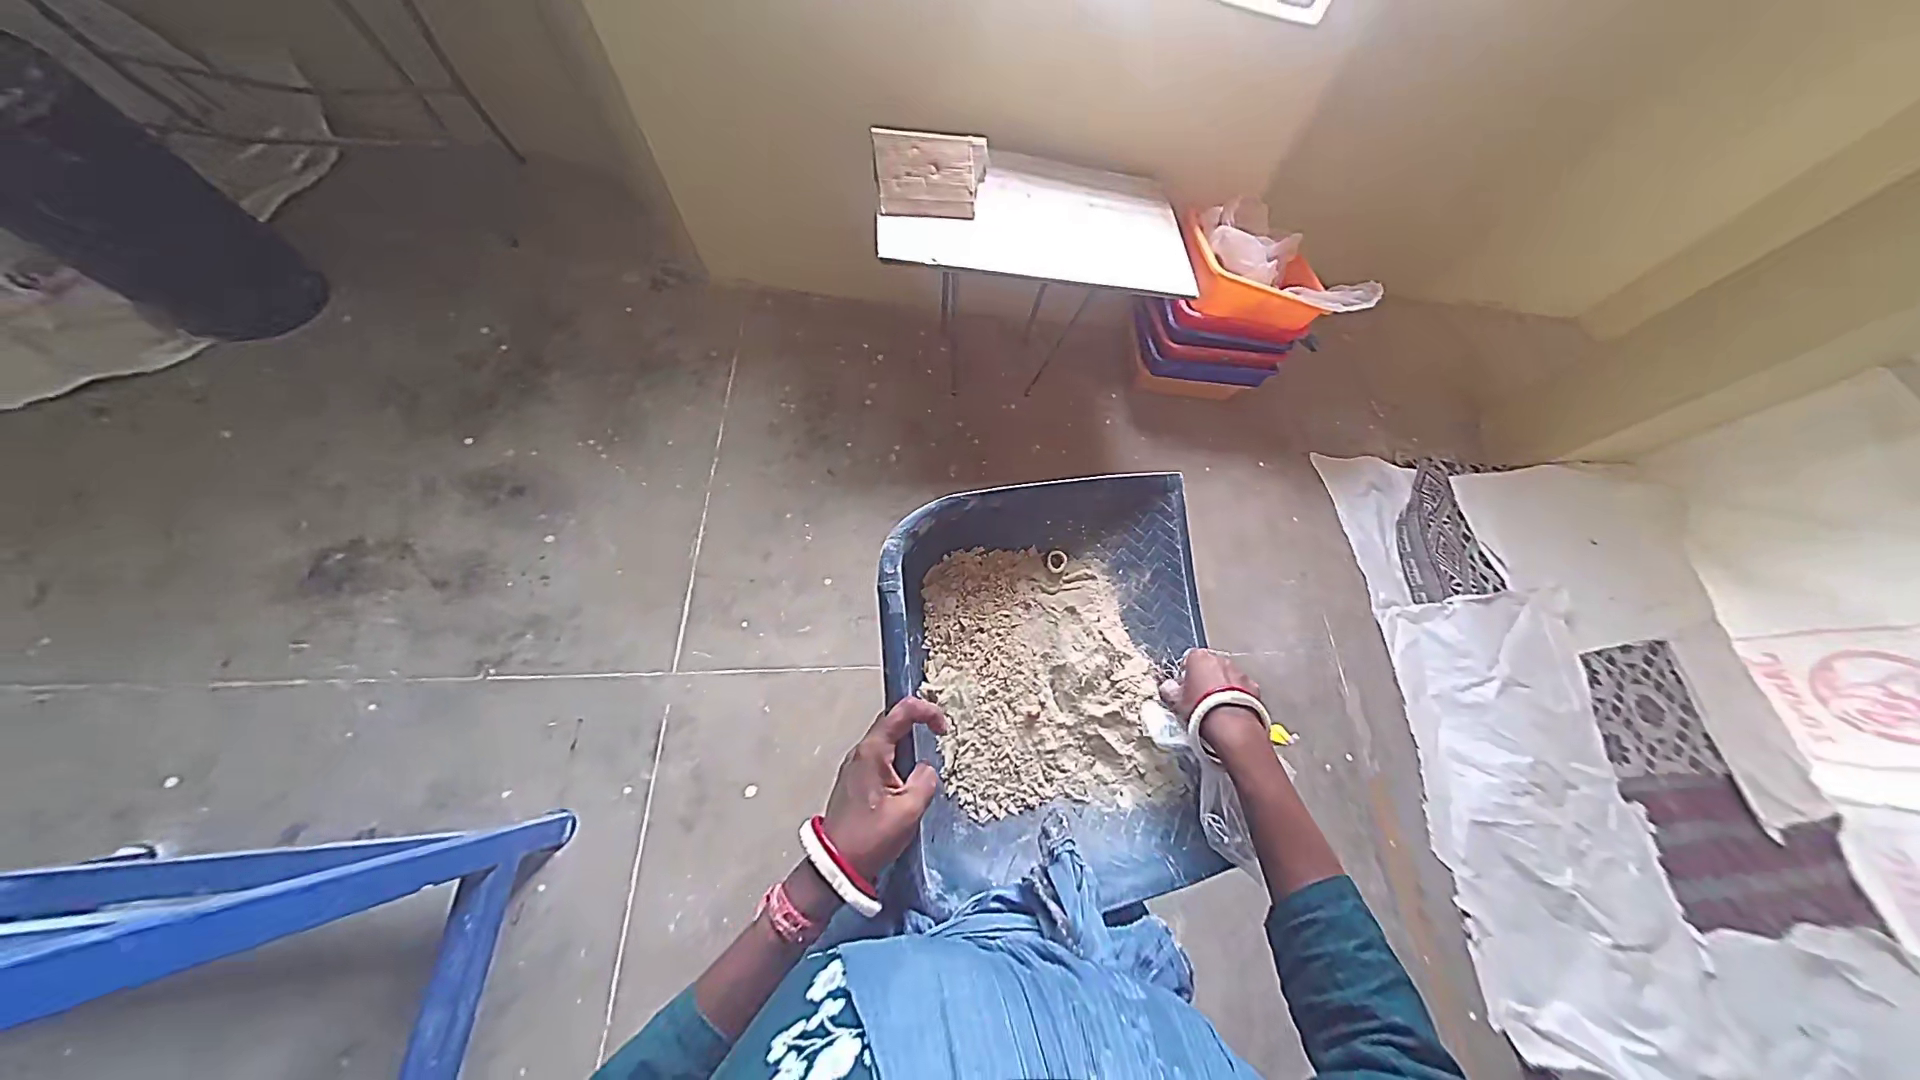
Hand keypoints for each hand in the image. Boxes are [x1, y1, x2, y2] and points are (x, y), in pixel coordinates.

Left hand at [820, 697, 947, 881]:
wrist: (836, 864)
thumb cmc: (871, 836)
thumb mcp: (908, 811)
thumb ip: (925, 781)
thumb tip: (925, 768)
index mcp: (872, 751)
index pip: (901, 712)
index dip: (927, 711)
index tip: (943, 729)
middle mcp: (861, 751)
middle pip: (892, 721)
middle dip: (918, 721)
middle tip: (940, 735)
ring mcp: (855, 764)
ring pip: (886, 739)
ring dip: (909, 741)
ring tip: (928, 755)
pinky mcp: (855, 779)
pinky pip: (881, 756)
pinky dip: (899, 756)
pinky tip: (910, 774)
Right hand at [1169, 648, 1268, 760]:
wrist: (1232, 726)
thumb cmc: (1200, 709)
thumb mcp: (1176, 702)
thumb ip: (1169, 690)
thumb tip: (1168, 686)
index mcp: (1199, 657)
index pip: (1188, 659)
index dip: (1185, 674)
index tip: (1184, 687)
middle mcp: (1220, 659)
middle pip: (1210, 665)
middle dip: (1206, 677)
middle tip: (1200, 697)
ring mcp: (1240, 671)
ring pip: (1227, 675)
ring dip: (1223, 686)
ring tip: (1218, 706)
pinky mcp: (1255, 686)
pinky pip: (1242, 687)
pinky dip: (1238, 694)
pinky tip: (1232, 709)